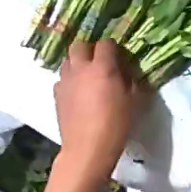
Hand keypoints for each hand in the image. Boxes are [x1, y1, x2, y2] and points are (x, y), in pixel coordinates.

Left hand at [52, 40, 141, 184]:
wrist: (87, 148)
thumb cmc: (116, 125)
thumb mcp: (134, 101)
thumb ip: (131, 80)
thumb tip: (127, 70)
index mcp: (102, 67)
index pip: (106, 43)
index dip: (113, 49)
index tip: (118, 59)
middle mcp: (80, 68)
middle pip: (79, 45)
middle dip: (89, 50)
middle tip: (99, 63)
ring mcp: (65, 81)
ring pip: (67, 61)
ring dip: (77, 64)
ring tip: (87, 77)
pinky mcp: (56, 94)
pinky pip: (62, 79)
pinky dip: (69, 81)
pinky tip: (77, 93)